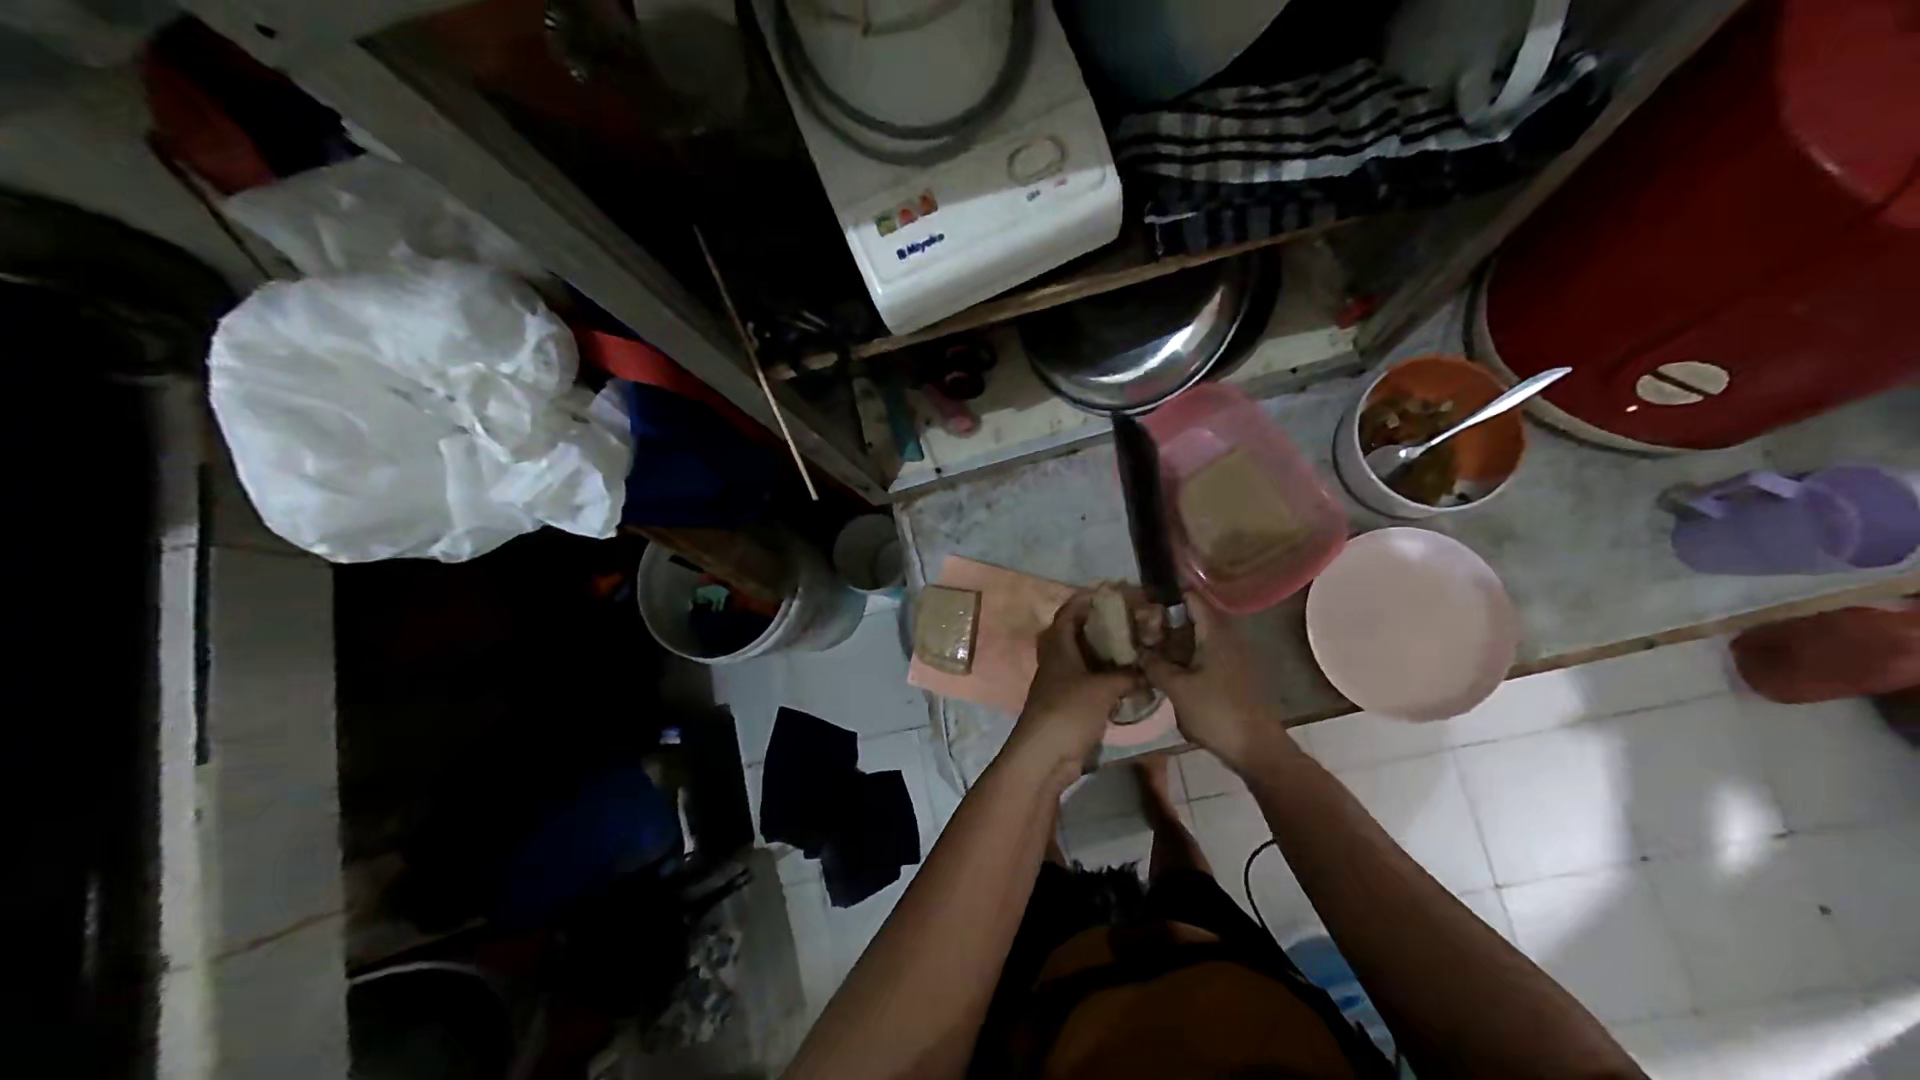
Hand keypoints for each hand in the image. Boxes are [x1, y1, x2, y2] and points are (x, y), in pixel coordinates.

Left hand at [1010, 592, 1143, 769]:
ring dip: (1104, 655)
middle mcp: (1056, 662)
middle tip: (1126, 624)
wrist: (1044, 756)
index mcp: (1058, 649)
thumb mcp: (1103, 689)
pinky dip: (1106, 680)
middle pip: (1074, 637)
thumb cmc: (1068, 711)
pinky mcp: (1068, 707)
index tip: (1108, 595)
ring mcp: (1060, 686)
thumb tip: (1149, 670)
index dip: (1083, 602)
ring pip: (1083, 662)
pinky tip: (1127, 682)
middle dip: (1098, 628)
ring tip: (1132, 650)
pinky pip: (1088, 684)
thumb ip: (1127, 676)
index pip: (1067, 615)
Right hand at [1139, 594, 1295, 774]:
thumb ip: (1155, 666)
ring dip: (1176, 641)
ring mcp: (1235, 658)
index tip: (1144, 600)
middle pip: (1195, 618)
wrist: (1257, 748)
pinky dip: (1188, 656)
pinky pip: (1207, 655)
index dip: (1168, 596)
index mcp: (1215, 634)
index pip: (1192, 599)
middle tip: (1140, 629)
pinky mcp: (1236, 676)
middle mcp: (1228, 638)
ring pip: (1200, 638)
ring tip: (1150, 650)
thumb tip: (1139, 651)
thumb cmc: (1216, 712)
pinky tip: (1170, 671)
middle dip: (1167, 621)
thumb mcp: (1177, 689)